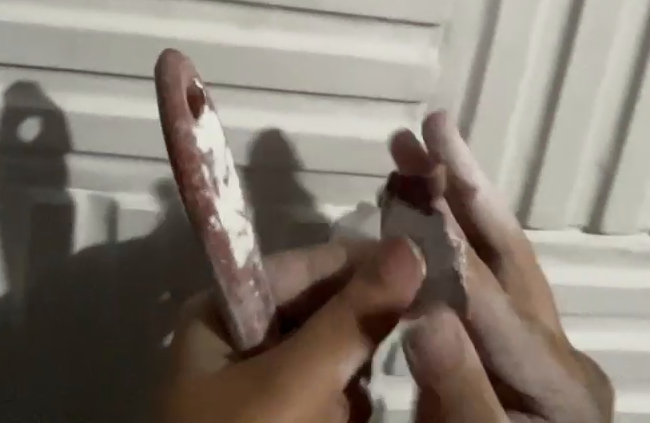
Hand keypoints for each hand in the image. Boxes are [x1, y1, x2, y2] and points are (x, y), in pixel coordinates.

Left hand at [162, 237, 426, 422]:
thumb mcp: (293, 385)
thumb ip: (350, 318)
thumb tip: (409, 245)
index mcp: (224, 311)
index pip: (304, 265)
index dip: (362, 261)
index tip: (426, 263)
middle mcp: (239, 338)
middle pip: (319, 310)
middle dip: (360, 330)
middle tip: (416, 326)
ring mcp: (257, 387)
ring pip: (329, 358)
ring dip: (353, 379)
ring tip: (360, 398)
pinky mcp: (280, 422)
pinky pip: (326, 400)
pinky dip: (345, 411)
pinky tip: (350, 421)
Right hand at [393, 112, 613, 422]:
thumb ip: (462, 397)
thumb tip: (427, 318)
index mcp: (563, 387)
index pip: (503, 316)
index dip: (458, 265)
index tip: (417, 213)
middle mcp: (556, 345)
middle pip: (511, 254)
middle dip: (467, 186)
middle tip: (432, 127)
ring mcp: (535, 335)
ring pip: (493, 248)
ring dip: (448, 193)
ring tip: (408, 145)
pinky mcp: (509, 332)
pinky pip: (476, 267)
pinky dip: (441, 226)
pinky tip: (408, 195)